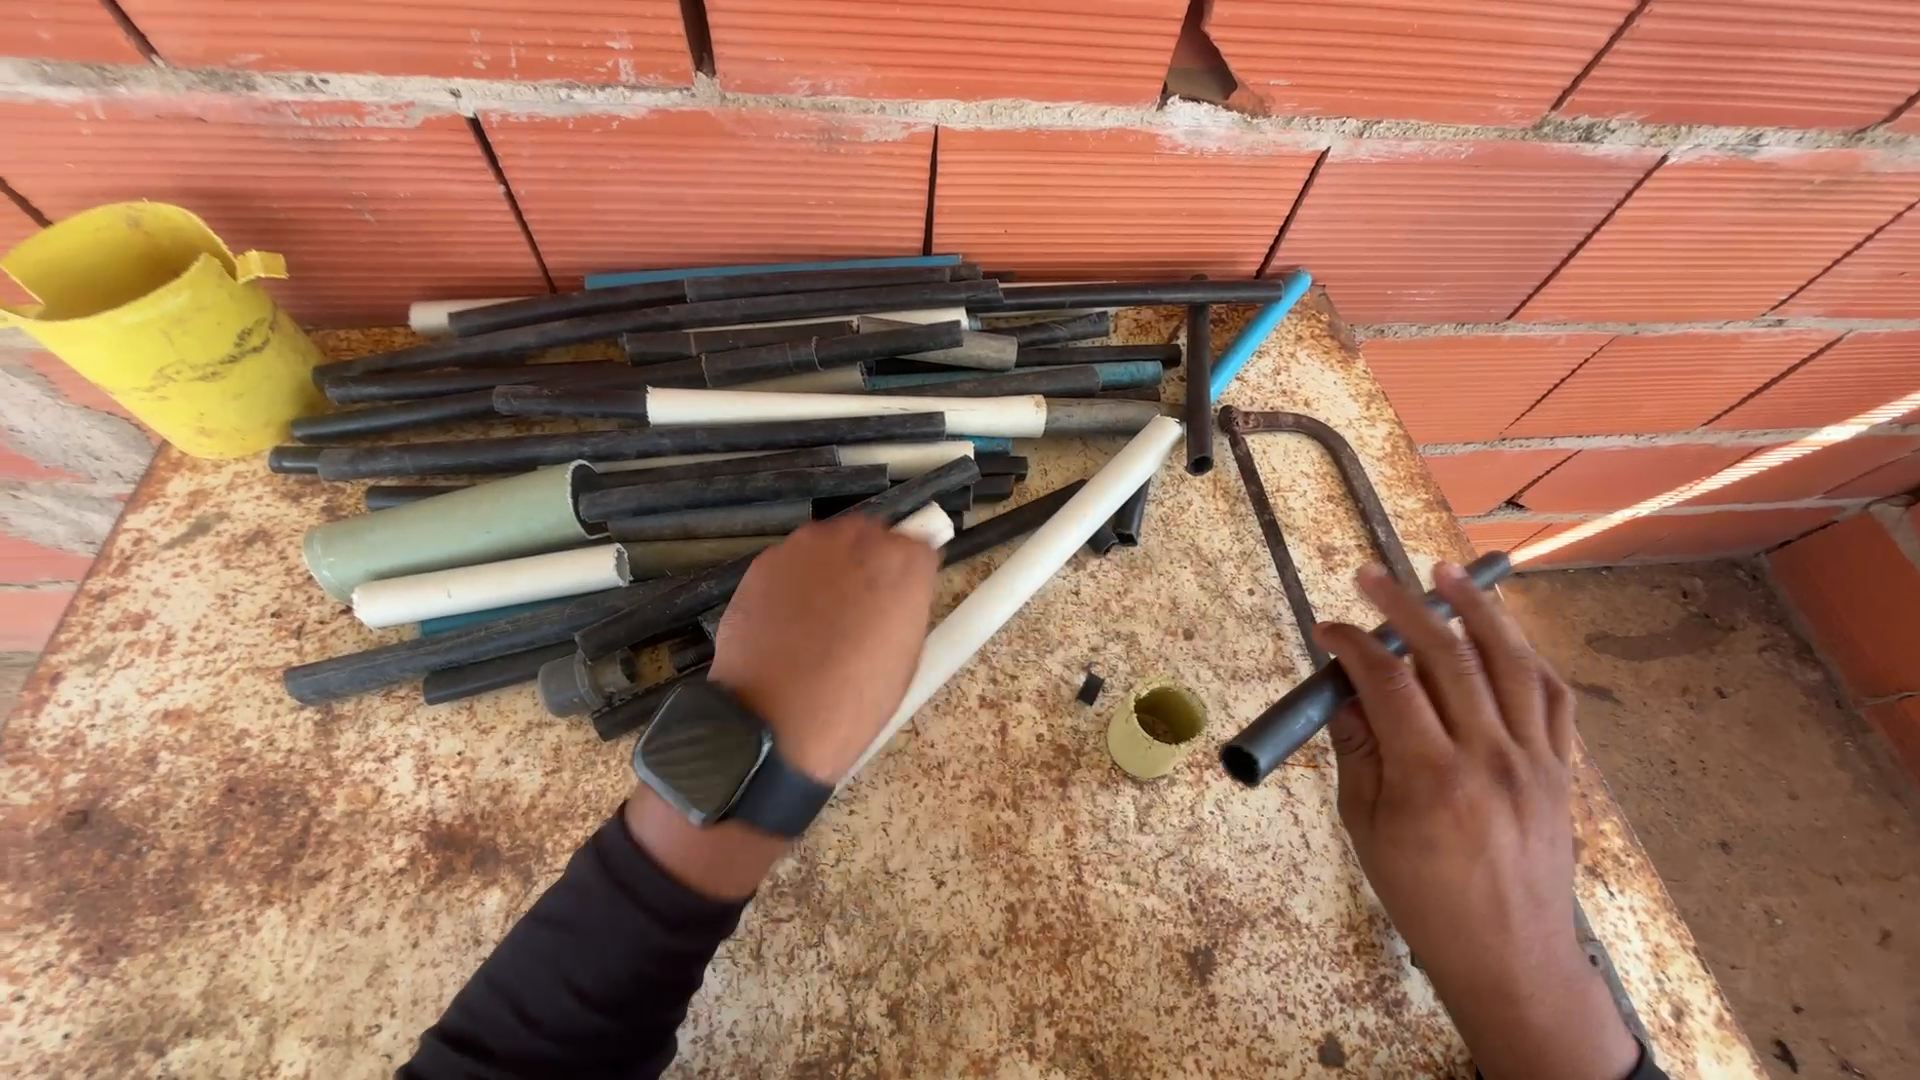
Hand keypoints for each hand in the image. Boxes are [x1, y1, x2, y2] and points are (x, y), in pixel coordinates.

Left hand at [625, 515, 938, 899]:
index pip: (921, 546)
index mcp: (904, 563)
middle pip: (873, 534)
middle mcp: (856, 539)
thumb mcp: (906, 656)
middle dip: (871, 563)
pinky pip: (791, 564)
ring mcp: (805, 546)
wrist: (775, 722)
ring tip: (822, 617)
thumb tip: (898, 593)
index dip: (910, 576)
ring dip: (832, 568)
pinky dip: (795, 583)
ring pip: (829, 544)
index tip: (902, 599)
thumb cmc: (853, 701)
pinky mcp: (764, 561)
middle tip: (863, 608)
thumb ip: (906, 607)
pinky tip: (789, 622)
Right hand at [1313, 562, 1639, 1079]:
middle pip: (1448, 657)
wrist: (1511, 955)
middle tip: (1371, 576)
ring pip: (1511, 663)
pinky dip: (1523, 654)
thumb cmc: (1422, 895)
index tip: (1327, 627)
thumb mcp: (1365, 825)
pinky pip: (1551, 696)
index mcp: (1430, 777)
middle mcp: (1490, 756)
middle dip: (1404, 607)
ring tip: (1446, 572)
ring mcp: (1536, 759)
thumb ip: (1357, 750)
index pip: (1388, 683)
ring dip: (1476, 609)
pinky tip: (1499, 632)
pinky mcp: (1562, 768)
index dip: (1353, 644)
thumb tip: (1345, 690)